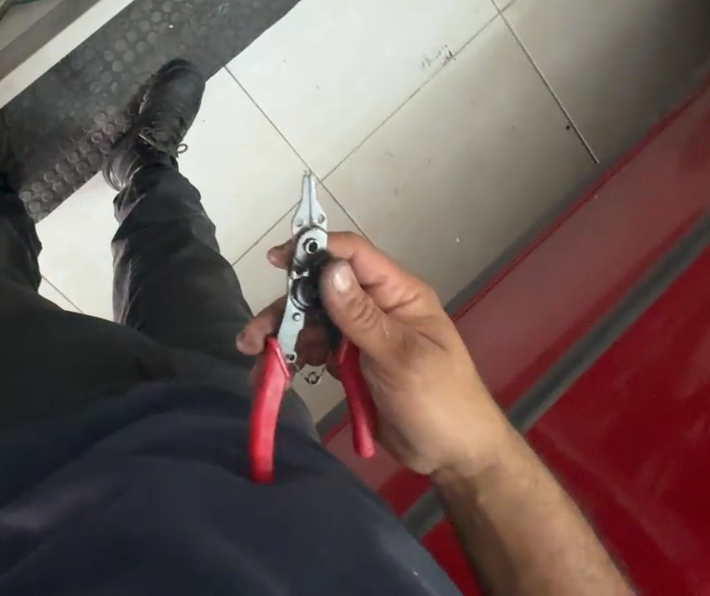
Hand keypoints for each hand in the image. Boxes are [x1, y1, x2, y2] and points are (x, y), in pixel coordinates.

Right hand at [237, 231, 516, 479]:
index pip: (353, 254)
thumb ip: (362, 316)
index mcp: (397, 293)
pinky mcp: (350, 360)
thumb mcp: (401, 358)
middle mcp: (376, 305)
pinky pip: (315, 347)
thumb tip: (329, 269)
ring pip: (313, 319)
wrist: (455, 459)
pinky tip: (274, 372)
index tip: (278, 260)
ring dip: (284, 334)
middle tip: (256, 331)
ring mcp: (362, 333)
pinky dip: (293, 356)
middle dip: (287, 306)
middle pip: (322, 289)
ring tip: (255, 355)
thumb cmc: (441, 402)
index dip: (315, 250)